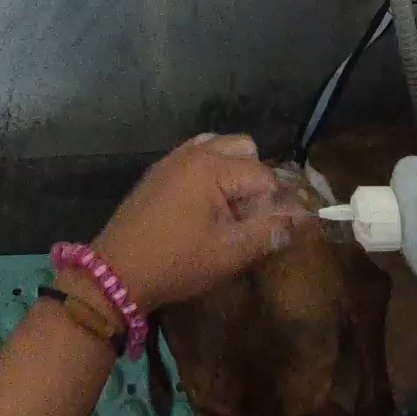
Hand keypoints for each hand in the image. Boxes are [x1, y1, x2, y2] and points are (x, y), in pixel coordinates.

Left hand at [89, 133, 305, 309]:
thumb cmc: (177, 261)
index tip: (272, 230)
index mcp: (212, 167)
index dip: (275, 203)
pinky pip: (197, 155)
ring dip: (234, 171)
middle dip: (256, 178)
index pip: (264, 174)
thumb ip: (267, 232)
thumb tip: (298, 219)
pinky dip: (211, 170)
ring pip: (220, 146)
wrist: (119, 269)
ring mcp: (174, 157)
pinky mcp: (161, 169)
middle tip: (249, 216)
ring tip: (230, 209)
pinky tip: (207, 204)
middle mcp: (194, 152)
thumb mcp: (229, 253)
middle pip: (244, 147)